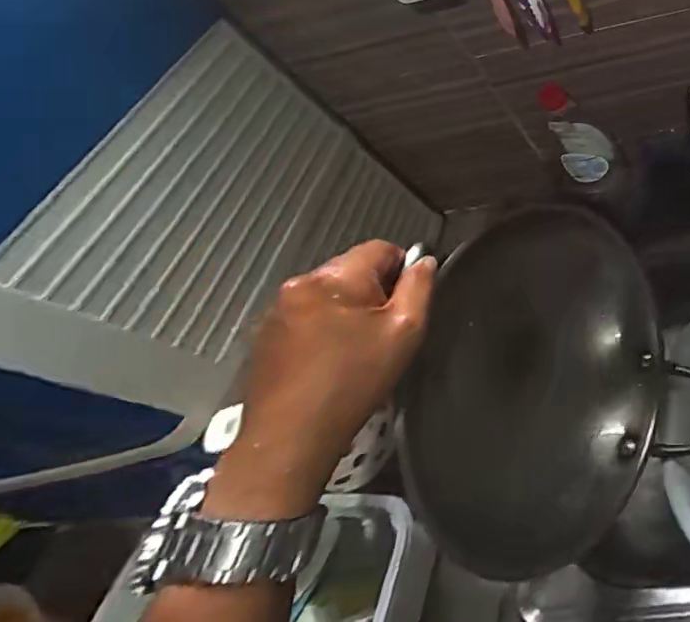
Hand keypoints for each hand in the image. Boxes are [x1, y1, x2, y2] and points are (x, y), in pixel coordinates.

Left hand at [204, 240, 434, 518]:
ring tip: (354, 348)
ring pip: (330, 292)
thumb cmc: (353, 383)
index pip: (381, 248)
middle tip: (382, 331)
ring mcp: (276, 309)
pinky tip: (329, 359)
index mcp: (333, 277)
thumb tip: (424, 261)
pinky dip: (323, 327)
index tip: (404, 305)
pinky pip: (307, 313)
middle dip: (373, 291)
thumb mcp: (405, 331)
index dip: (402, 270)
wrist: (288, 441)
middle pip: (353, 268)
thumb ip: (420, 286)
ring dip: (347, 308)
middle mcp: (299, 283)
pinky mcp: (265, 334)